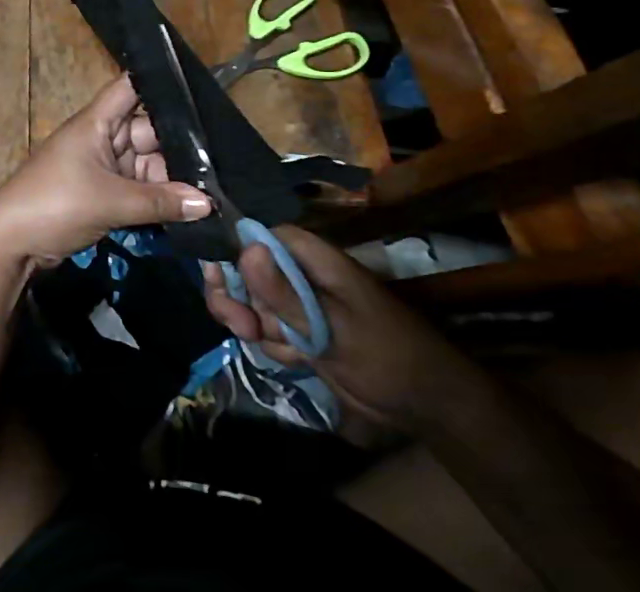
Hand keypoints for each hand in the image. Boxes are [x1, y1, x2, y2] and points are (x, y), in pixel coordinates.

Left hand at [0, 73, 212, 266]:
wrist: (9, 245)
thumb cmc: (56, 204)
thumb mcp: (112, 201)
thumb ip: (161, 201)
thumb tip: (208, 204)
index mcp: (97, 123)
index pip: (131, 88)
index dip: (160, 82)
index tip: (198, 87)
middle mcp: (102, 139)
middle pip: (149, 131)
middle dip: (181, 143)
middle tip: (224, 156)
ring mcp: (102, 167)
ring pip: (147, 163)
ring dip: (172, 176)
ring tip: (215, 185)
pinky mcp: (102, 194)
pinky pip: (138, 187)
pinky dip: (158, 196)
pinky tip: (189, 206)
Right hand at [203, 224, 460, 433]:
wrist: (423, 402)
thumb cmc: (383, 354)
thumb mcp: (330, 326)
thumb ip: (284, 293)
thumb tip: (244, 249)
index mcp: (314, 258)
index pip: (260, 237)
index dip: (234, 253)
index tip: (215, 280)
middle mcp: (303, 274)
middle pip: (249, 271)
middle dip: (238, 298)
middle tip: (241, 327)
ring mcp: (303, 304)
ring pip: (255, 304)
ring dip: (257, 327)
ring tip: (285, 349)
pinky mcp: (304, 331)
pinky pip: (270, 331)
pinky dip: (276, 347)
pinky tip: (299, 360)